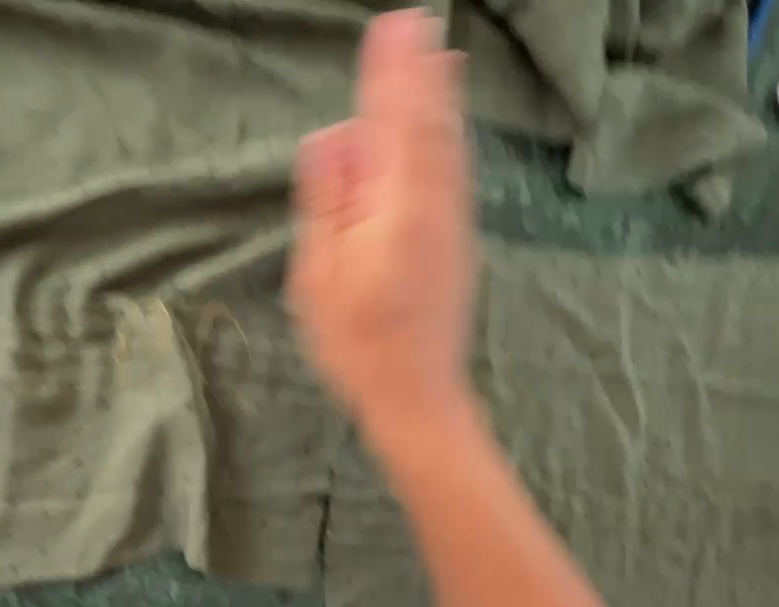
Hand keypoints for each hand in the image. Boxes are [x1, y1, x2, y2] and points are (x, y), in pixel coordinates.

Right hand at [288, 9, 477, 430]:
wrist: (417, 396)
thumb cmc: (357, 346)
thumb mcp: (318, 280)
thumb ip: (325, 205)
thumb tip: (328, 140)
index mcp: (394, 210)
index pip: (394, 125)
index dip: (392, 75)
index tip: (392, 26)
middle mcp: (434, 207)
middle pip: (430, 129)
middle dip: (422, 77)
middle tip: (418, 24)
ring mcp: (454, 227)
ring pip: (450, 152)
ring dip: (443, 102)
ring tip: (442, 58)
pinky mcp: (460, 247)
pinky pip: (455, 177)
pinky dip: (451, 141)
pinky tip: (448, 132)